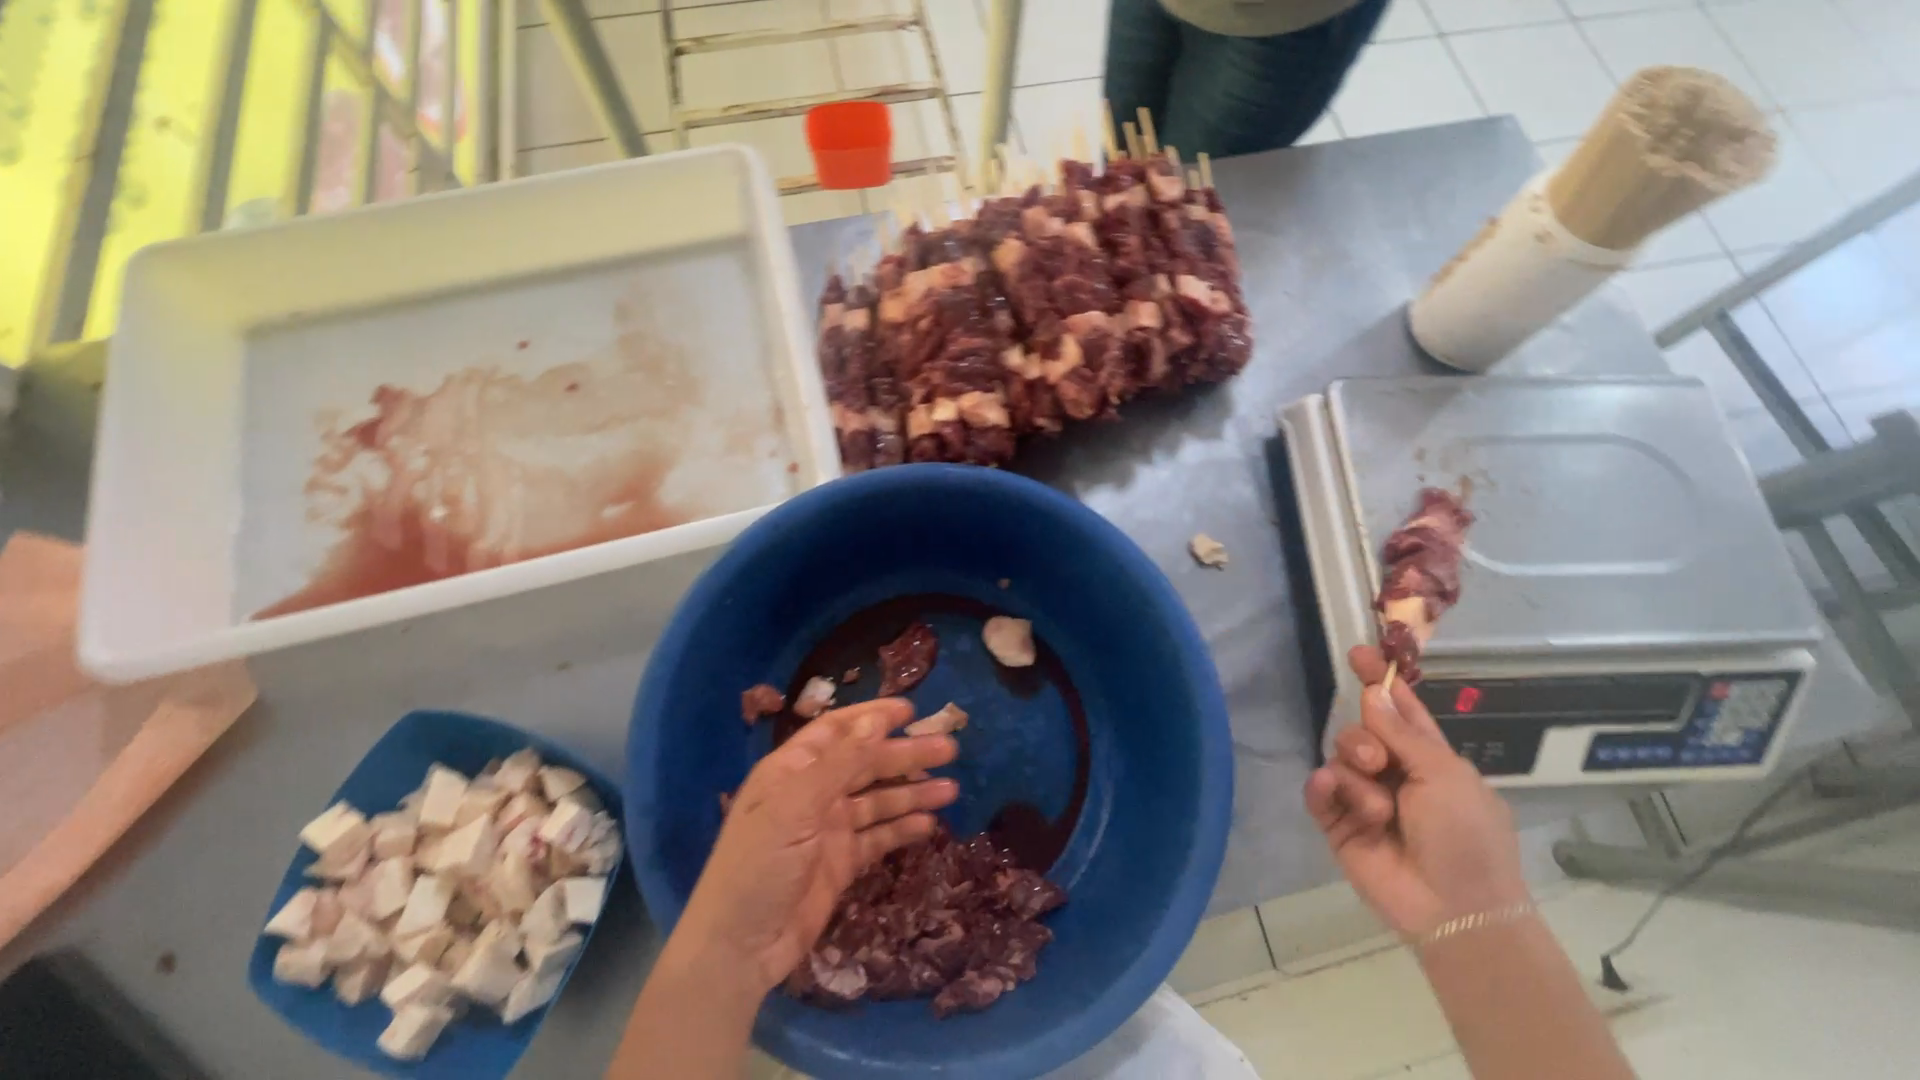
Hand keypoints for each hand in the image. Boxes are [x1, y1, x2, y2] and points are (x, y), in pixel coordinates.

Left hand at [668, 698, 958, 993]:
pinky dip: (902, 828)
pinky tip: (929, 824)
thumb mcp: (796, 806)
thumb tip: (877, 721)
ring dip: (912, 793)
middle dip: (905, 756)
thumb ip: (839, 763)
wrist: (739, 946)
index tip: (911, 711)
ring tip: (951, 789)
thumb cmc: (759, 865)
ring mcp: (827, 830)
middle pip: (865, 764)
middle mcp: (811, 794)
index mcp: (791, 771)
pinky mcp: (840, 863)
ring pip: (877, 801)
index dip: (872, 717)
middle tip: (949, 749)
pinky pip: (878, 837)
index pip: (837, 731)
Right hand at [1303, 646, 1529, 937]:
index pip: (1399, 710)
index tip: (1359, 653)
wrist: (1455, 906)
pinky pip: (1319, 792)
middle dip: (1363, 739)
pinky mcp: (1339, 825)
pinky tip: (1330, 790)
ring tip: (1375, 806)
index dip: (1380, 682)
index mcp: (1429, 759)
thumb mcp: (1444, 775)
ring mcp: (1365, 799)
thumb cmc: (1467, 836)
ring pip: (1339, 760)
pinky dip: (1324, 787)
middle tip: (1378, 762)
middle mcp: (1394, 774)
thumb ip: (1401, 732)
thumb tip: (1372, 690)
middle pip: (1361, 731)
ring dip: (1354, 774)